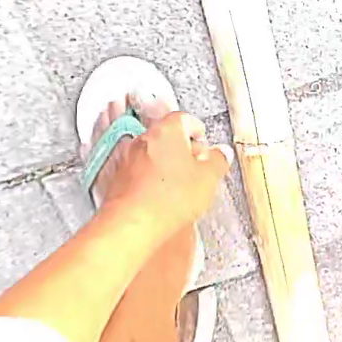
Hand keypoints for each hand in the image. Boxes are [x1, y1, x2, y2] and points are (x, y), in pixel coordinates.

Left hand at [103, 112, 231, 236]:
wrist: (133, 223)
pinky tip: (162, 196)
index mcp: (167, 130)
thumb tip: (222, 152)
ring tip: (181, 184)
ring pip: (153, 154)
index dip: (197, 130)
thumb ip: (218, 160)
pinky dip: (152, 178)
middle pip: (167, 135)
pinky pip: (141, 171)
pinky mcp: (119, 179)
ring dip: (167, 163)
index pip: (184, 118)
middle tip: (197, 165)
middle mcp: (144, 139)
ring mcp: (128, 158)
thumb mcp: (208, 178)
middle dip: (183, 148)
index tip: (204, 142)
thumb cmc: (172, 197)